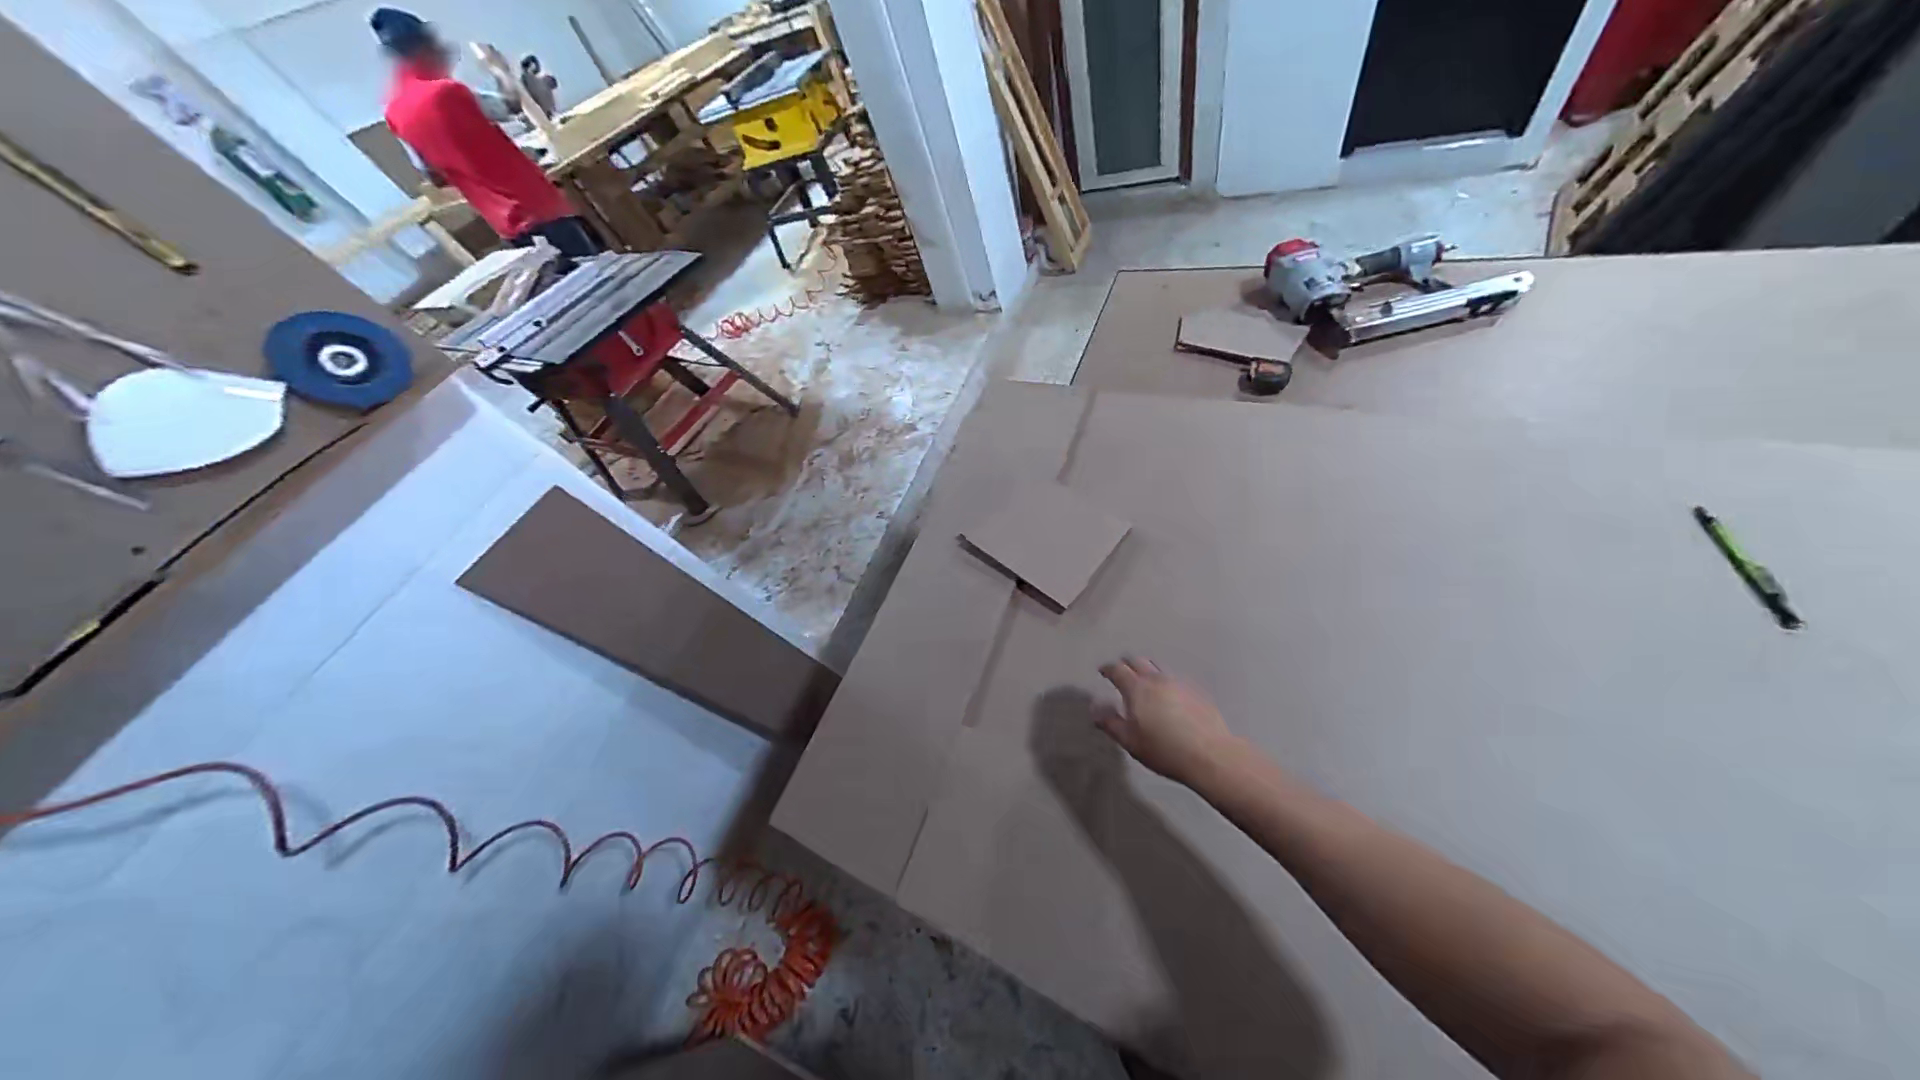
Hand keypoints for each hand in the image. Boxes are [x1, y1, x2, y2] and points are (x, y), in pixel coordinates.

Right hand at [1095, 657, 1241, 784]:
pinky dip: (1164, 681)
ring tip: (1144, 683)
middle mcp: (1157, 679)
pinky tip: (1167, 696)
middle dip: (1126, 664)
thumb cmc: (1164, 750)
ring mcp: (1179, 683)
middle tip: (1121, 673)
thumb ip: (1110, 722)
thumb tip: (1095, 706)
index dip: (1108, 669)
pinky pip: (1174, 679)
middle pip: (1138, 661)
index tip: (1103, 672)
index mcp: (1137, 689)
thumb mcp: (1130, 741)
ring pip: (1157, 668)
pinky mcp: (1196, 691)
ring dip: (1146, 670)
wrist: (1210, 755)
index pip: (1118, 670)